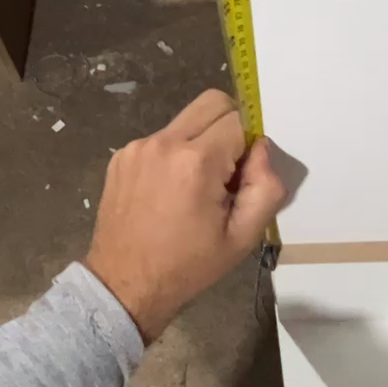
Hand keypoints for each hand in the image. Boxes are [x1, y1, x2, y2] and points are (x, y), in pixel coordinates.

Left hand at [83, 89, 286, 342]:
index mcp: (195, 161)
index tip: (242, 175)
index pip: (239, 119)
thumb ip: (266, 186)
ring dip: (199, 141)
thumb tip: (261, 148)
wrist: (125, 284)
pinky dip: (173, 154)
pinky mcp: (121, 155)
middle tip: (226, 170)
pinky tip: (167, 191)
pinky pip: (160, 138)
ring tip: (193, 187)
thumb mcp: (243, 237)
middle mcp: (163, 142)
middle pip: (212, 102)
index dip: (249, 144)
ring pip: (185, 120)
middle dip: (229, 127)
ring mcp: (137, 146)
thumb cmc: (188, 265)